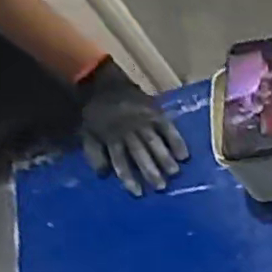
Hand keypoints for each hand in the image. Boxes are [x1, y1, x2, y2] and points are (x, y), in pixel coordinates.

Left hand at [77, 58, 189, 195]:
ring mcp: (142, 120)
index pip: (120, 160)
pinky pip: (167, 128)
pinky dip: (176, 141)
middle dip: (150, 170)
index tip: (138, 193)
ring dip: (164, 157)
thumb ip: (95, 154)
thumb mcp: (88, 133)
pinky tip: (184, 156)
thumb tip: (104, 175)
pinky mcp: (154, 112)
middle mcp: (128, 130)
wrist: (101, 79)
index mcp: (111, 136)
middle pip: (140, 153)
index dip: (128, 177)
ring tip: (174, 172)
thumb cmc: (97, 113)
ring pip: (153, 141)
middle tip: (161, 186)